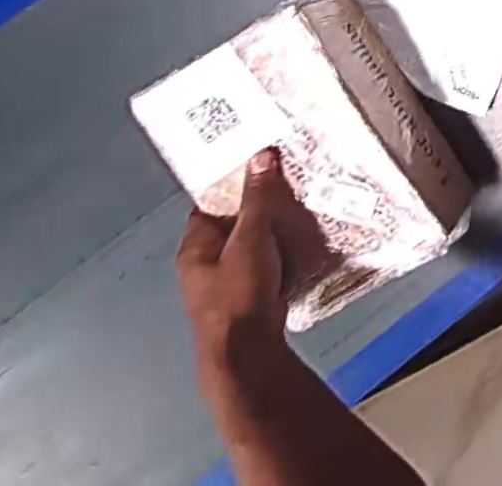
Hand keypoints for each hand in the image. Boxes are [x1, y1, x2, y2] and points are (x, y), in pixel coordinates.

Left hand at [175, 148, 329, 355]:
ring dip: (275, 224)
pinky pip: (267, 255)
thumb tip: (262, 155)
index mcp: (195, 247)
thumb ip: (258, 199)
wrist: (246, 347)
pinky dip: (283, 244)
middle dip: (261, 203)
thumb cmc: (240, 291)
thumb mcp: (251, 239)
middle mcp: (205, 261)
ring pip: (253, 239)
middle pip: (234, 221)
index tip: (265, 165)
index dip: (234, 184)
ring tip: (307, 203)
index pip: (210, 204)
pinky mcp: (251, 288)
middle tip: (294, 181)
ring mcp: (228, 277)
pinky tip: (306, 236)